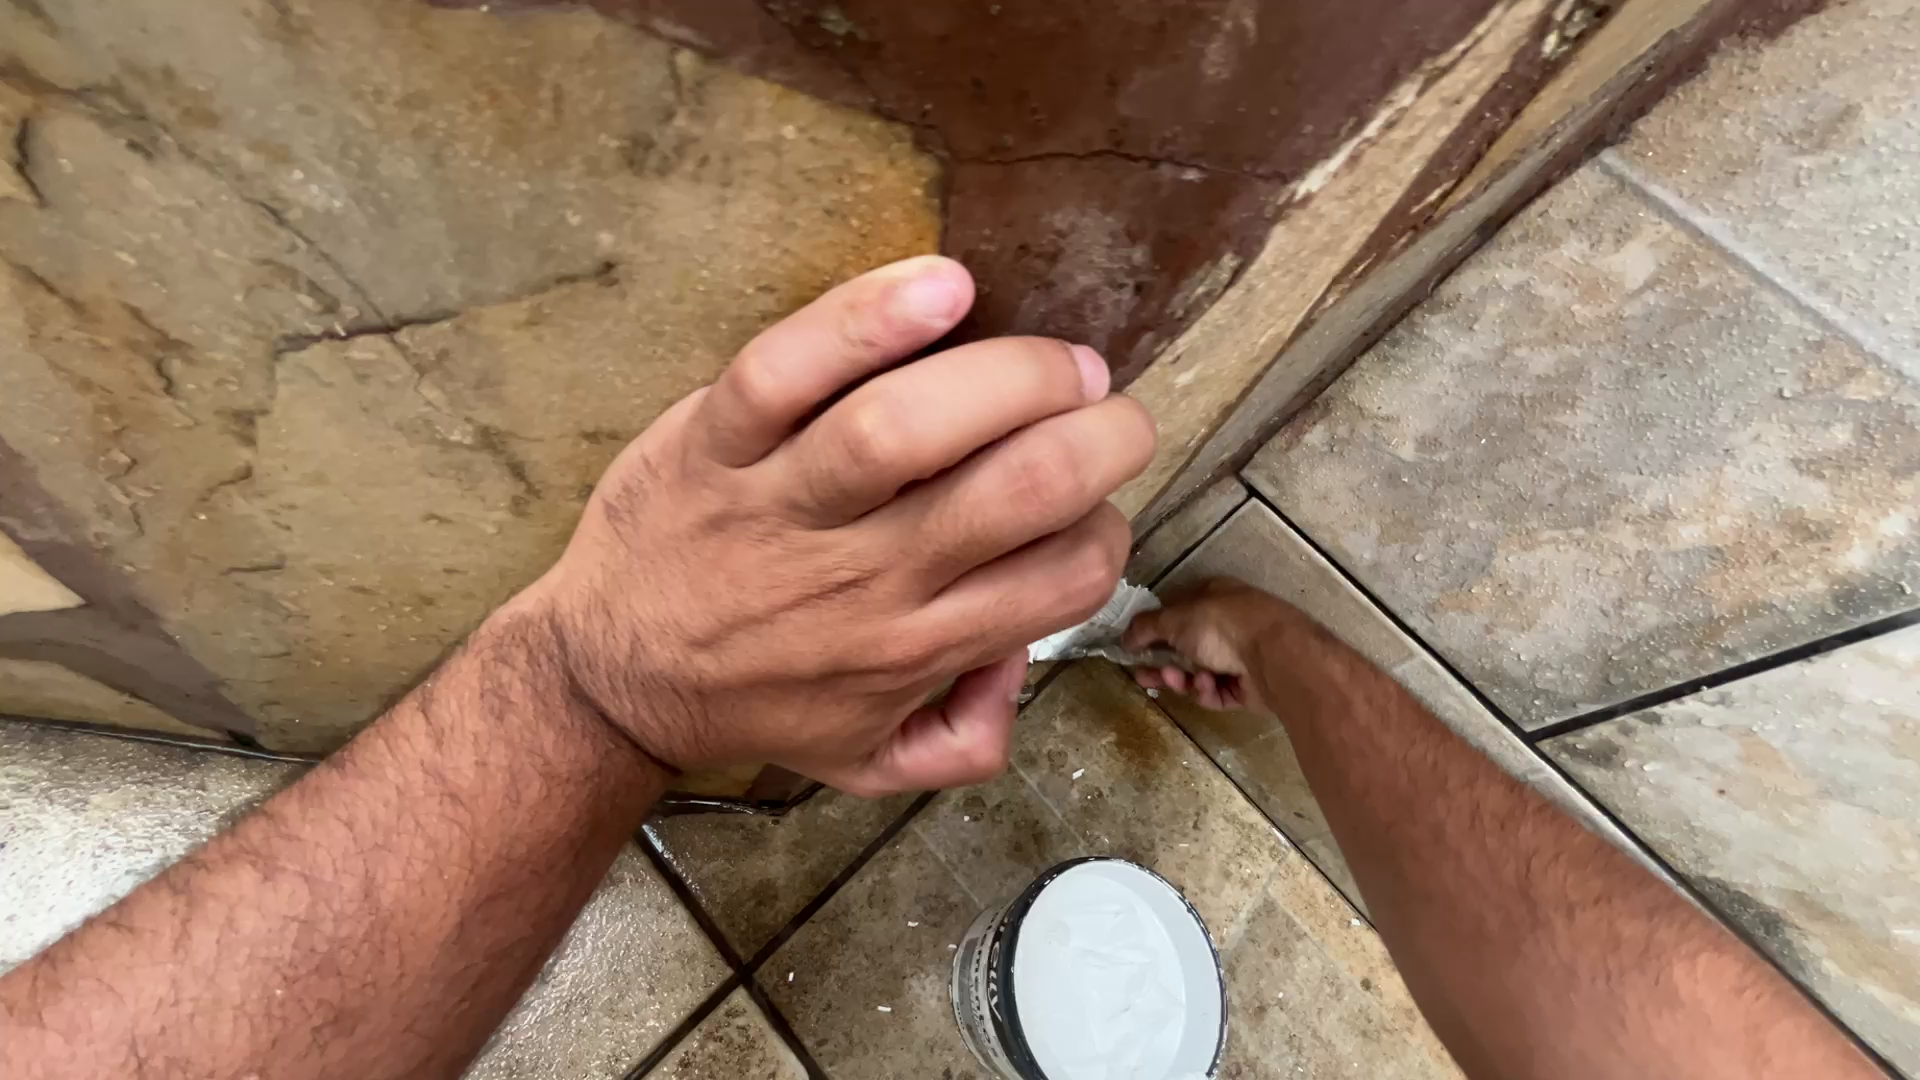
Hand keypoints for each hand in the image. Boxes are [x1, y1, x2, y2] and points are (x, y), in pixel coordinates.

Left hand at [508, 256, 1155, 794]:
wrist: (612, 676)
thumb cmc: (757, 702)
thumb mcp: (871, 763)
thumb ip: (966, 742)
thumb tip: (1019, 664)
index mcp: (917, 646)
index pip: (1064, 577)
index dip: (1106, 531)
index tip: (1090, 506)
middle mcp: (867, 575)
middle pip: (1018, 489)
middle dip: (1100, 438)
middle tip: (1107, 410)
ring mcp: (786, 503)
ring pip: (911, 425)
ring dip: (1015, 376)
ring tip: (1057, 362)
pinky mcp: (717, 442)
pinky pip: (789, 371)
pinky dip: (868, 320)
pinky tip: (943, 287)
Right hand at [1121, 577, 1293, 711]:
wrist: (1274, 656)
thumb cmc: (1220, 625)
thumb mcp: (1173, 619)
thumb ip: (1144, 628)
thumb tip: (1122, 638)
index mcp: (1212, 597)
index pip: (1176, 612)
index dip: (1153, 630)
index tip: (1133, 647)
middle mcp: (1227, 624)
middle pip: (1184, 647)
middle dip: (1162, 663)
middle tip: (1143, 676)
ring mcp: (1240, 656)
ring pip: (1198, 673)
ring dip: (1182, 678)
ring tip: (1176, 680)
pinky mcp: (1249, 687)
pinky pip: (1217, 692)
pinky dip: (1207, 691)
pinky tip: (1207, 685)